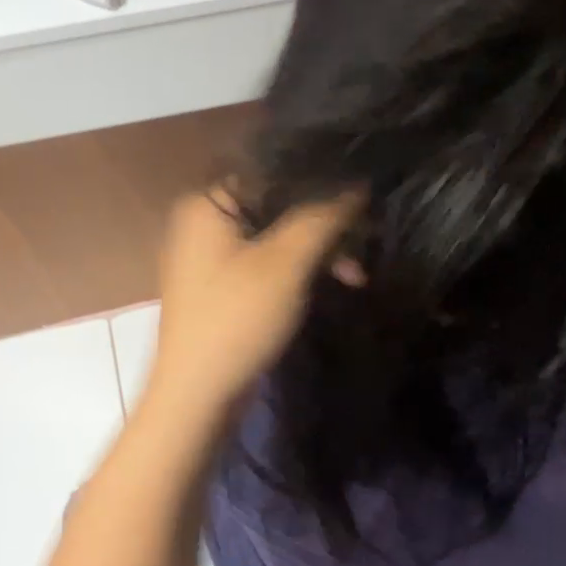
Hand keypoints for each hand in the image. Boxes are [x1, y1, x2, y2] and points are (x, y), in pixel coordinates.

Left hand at [145, 187, 361, 412]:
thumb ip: (323, 216)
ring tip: (358, 275)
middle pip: (277, 204)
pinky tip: (334, 284)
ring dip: (319, 251)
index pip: (272, 169)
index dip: (319, 178)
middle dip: (325, 223)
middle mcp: (205, 222)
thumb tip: (357, 182)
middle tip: (367, 240)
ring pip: (277, 237)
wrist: (198, 396)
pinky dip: (299, 272)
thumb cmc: (237, 319)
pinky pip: (268, 264)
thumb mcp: (286, 263)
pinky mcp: (223, 288)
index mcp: (207, 203)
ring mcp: (212, 257)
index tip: (362, 191)